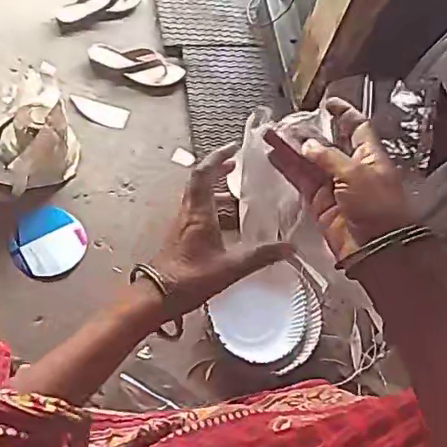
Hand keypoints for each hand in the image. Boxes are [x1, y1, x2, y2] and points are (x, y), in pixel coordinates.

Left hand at [145, 144, 293, 314]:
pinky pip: (199, 214)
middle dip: (218, 171)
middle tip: (237, 167)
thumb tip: (289, 248)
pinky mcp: (182, 238)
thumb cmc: (189, 279)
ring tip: (240, 195)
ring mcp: (183, 226)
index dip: (218, 157)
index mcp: (198, 213)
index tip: (234, 148)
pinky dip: (215, 210)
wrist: (157, 298)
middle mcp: (188, 214)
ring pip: (200, 199)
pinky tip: (230, 223)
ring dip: (217, 192)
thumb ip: (260, 255)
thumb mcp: (230, 267)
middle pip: (200, 182)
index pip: (204, 174)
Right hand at [267, 97, 412, 259]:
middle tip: (287, 123)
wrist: (377, 248)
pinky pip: (302, 182)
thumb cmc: (378, 208)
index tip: (328, 103)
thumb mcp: (356, 174)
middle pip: (327, 145)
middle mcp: (352, 169)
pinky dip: (289, 169)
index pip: (357, 128)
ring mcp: (335, 187)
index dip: (343, 114)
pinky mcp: (321, 204)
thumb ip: (328, 157)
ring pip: (310, 163)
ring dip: (291, 149)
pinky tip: (275, 157)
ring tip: (272, 135)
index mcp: (370, 156)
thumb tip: (308, 145)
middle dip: (308, 133)